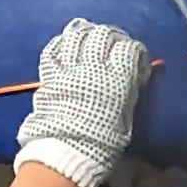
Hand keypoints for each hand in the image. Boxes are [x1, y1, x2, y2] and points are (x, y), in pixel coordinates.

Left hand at [15, 18, 149, 186]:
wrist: (64, 153)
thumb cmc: (101, 145)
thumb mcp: (126, 120)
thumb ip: (128, 94)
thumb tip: (133, 79)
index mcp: (117, 80)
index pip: (130, 50)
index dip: (135, 51)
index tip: (137, 58)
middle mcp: (93, 68)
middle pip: (104, 35)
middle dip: (112, 36)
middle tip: (114, 43)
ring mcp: (69, 68)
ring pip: (77, 36)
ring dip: (87, 33)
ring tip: (91, 36)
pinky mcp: (50, 74)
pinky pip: (54, 49)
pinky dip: (61, 42)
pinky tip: (67, 43)